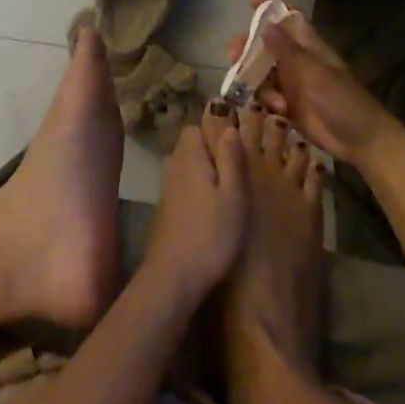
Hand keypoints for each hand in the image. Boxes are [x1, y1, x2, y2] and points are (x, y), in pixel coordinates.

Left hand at [143, 123, 246, 296]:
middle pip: (190, 146)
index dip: (215, 131)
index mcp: (189, 157)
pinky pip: (183, 186)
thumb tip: (230, 128)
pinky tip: (212, 209)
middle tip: (238, 171)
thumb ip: (231, 159)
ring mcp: (166, 188)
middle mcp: (173, 166)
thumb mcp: (234, 195)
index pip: (195, 127)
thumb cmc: (211, 233)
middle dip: (211, 152)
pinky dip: (197, 189)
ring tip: (229, 190)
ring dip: (204, 172)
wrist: (175, 275)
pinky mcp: (166, 208)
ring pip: (186, 167)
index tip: (236, 146)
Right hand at [228, 0, 393, 165]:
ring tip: (270, 98)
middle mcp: (296, 60)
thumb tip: (265, 24)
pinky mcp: (287, 104)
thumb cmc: (341, 100)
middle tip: (236, 55)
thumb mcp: (312, 72)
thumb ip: (287, 49)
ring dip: (257, 81)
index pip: (288, 18)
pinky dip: (266, 100)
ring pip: (261, 71)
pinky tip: (278, 110)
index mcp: (307, 46)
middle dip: (247, 48)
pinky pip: (265, 95)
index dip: (271, 7)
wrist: (359, 140)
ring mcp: (290, 83)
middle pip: (264, 45)